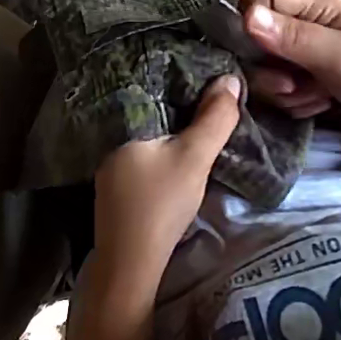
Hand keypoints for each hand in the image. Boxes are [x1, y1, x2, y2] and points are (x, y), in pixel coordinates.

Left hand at [92, 73, 243, 262]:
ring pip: (148, 141)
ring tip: (200, 122)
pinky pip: (144, 161)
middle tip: (210, 98)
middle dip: (178, 108)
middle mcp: (110, 143)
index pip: (152, 90)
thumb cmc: (161, 203)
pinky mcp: (117, 193)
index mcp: (122, 125)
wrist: (130, 264)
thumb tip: (230, 78)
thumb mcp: (195, 158)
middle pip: (151, 116)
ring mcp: (110, 170)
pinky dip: (162, 157)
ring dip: (170, 135)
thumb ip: (214, 120)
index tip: (206, 75)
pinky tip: (178, 158)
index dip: (180, 82)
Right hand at [241, 0, 340, 140]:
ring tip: (315, 96)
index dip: (250, 21)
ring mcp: (307, 54)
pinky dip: (296, 102)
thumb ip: (292, 37)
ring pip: (266, 69)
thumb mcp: (339, 54)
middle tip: (293, 84)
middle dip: (269, 67)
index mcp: (314, 5)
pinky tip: (320, 104)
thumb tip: (246, 17)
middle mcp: (305, 25)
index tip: (261, 50)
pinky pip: (281, 90)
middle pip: (255, 37)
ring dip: (284, 90)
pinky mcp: (309, 81)